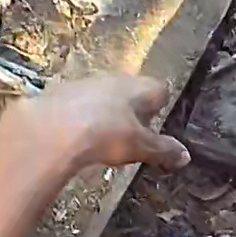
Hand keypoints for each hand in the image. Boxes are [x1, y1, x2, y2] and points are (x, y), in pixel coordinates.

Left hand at [0, 75, 190, 172]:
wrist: (50, 130)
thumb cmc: (105, 135)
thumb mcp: (138, 147)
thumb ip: (162, 150)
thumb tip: (186, 156)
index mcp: (138, 89)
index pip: (160, 88)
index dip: (161, 103)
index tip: (159, 118)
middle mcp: (112, 80)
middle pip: (130, 89)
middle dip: (132, 107)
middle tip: (133, 130)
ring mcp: (83, 84)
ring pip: (101, 94)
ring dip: (104, 109)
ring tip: (102, 134)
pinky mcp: (57, 94)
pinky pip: (75, 103)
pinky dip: (78, 115)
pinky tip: (74, 134)